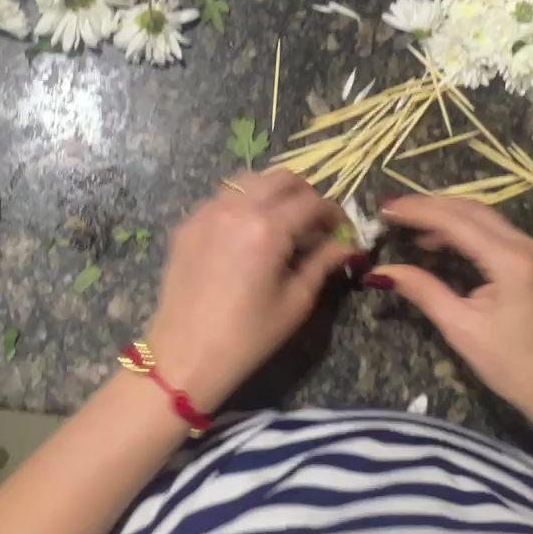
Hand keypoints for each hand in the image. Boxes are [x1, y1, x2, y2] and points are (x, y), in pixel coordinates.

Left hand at [144, 170, 356, 409]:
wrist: (184, 356)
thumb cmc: (247, 336)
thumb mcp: (295, 302)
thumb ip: (323, 263)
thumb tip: (348, 244)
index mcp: (268, 228)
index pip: (312, 202)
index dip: (334, 212)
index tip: (342, 229)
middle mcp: (237, 208)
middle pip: (282, 177)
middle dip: (305, 193)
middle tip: (315, 221)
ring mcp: (207, 211)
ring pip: (250, 180)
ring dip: (273, 192)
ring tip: (282, 221)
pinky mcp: (188, 222)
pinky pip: (222, 197)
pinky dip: (243, 203)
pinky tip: (247, 232)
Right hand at [372, 196, 532, 425]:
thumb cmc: (514, 367)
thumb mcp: (461, 329)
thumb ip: (423, 291)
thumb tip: (382, 271)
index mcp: (511, 262)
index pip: (456, 221)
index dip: (418, 211)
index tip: (385, 208)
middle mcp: (526, 245)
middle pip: (469, 209)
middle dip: (428, 206)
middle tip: (391, 210)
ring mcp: (532, 249)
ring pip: (481, 215)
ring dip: (444, 214)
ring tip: (407, 222)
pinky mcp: (531, 258)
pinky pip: (491, 229)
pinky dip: (461, 227)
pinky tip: (436, 240)